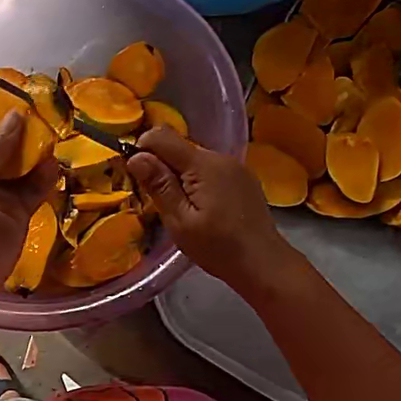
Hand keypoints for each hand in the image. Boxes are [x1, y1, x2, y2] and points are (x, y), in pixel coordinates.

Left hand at [0, 111, 59, 296]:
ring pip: (21, 167)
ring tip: (53, 132)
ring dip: (35, 153)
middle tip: (43, 111)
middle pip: (2, 149)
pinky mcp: (18, 213)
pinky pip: (34, 189)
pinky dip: (45, 177)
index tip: (16, 97)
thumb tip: (15, 116)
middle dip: (20, 134)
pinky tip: (55, 163)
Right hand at [125, 127, 289, 291]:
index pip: (161, 136)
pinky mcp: (241, 178)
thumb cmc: (218, 247)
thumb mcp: (180, 221)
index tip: (138, 178)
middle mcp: (220, 157)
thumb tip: (135, 156)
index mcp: (203, 164)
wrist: (264, 263)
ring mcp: (234, 166)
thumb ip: (160, 185)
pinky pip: (209, 169)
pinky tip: (200, 207)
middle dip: (161, 166)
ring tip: (180, 208)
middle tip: (158, 201)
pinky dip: (196, 181)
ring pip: (193, 158)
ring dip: (179, 175)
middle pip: (178, 146)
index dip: (143, 150)